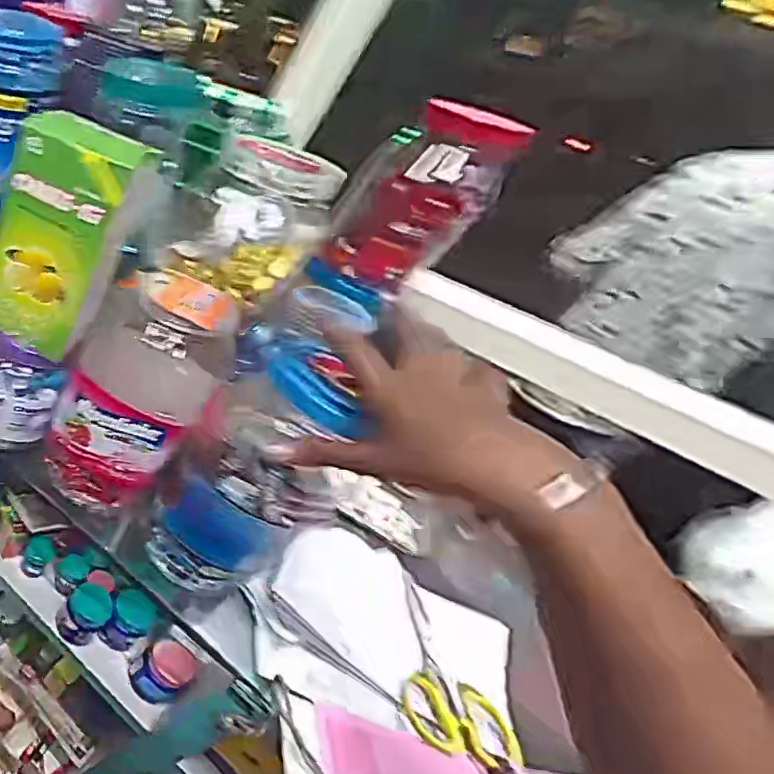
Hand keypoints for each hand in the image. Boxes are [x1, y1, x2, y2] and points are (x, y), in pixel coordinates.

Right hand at [291, 312, 585, 523]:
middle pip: (404, 329)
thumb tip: (275, 452)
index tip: (327, 318)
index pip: (355, 349)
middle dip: (391, 316)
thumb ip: (323, 453)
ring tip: (416, 329)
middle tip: (382, 308)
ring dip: (424, 331)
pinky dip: (465, 363)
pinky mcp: (487, 384)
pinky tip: (465, 370)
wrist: (498, 464)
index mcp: (386, 386)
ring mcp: (457, 372)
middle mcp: (419, 369)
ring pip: (438, 338)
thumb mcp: (368, 462)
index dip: (338, 331)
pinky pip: (474, 365)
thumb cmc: (428, 461)